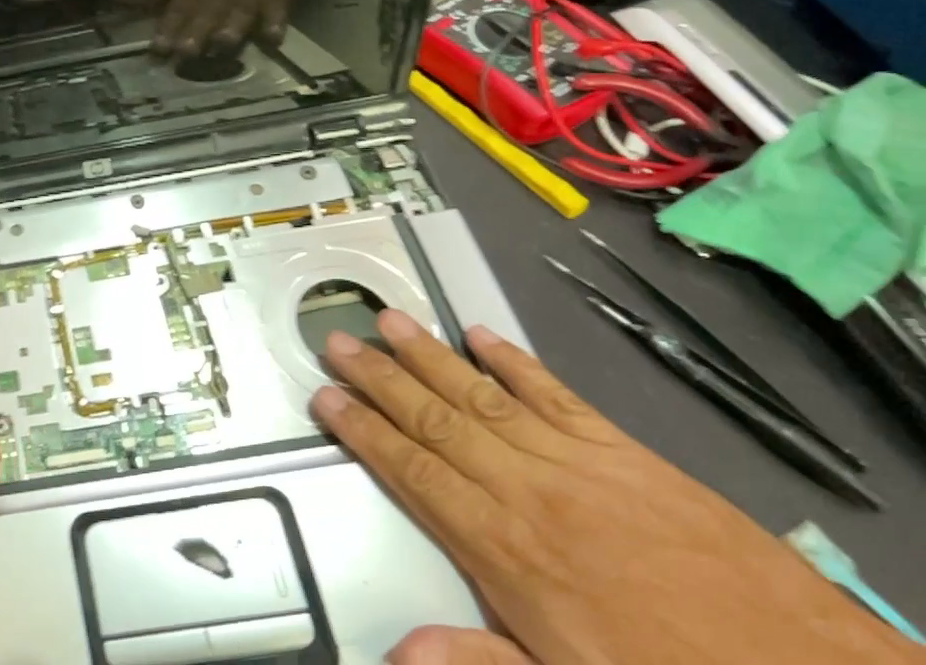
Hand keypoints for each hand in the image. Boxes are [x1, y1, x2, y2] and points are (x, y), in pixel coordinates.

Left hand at [109, 0, 297, 55]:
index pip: (174, 16)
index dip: (166, 33)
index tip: (157, 49)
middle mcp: (215, 0)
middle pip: (204, 20)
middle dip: (195, 35)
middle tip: (186, 51)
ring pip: (238, 18)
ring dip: (229, 31)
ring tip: (222, 44)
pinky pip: (277, 12)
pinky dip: (275, 23)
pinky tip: (273, 37)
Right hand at [313, 312, 919, 664]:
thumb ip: (479, 660)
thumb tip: (399, 651)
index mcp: (504, 548)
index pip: (412, 471)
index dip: (363, 431)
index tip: (326, 398)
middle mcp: (527, 491)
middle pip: (436, 420)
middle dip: (379, 378)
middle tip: (337, 340)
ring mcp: (576, 463)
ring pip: (484, 396)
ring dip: (431, 356)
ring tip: (389, 320)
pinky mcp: (624, 452)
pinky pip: (557, 396)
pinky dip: (516, 364)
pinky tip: (483, 335)